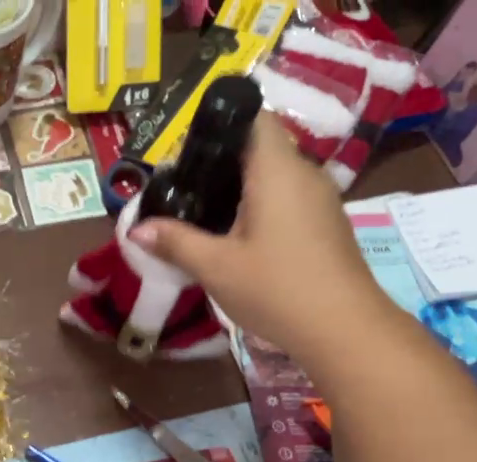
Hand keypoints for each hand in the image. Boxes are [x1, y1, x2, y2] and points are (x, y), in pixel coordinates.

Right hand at [134, 115, 395, 360]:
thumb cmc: (275, 288)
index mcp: (277, 171)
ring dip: (237, 189)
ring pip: (272, 176)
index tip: (186, 151)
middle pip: (259, 149)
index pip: (254, 119)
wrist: (340, 326)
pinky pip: (283, 199)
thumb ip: (175, 242)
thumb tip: (137, 228)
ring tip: (200, 216)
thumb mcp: (215, 267)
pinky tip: (233, 237)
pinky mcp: (322, 222)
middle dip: (220, 163)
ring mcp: (318, 197)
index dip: (220, 124)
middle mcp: (302, 173)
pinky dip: (256, 207)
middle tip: (181, 191)